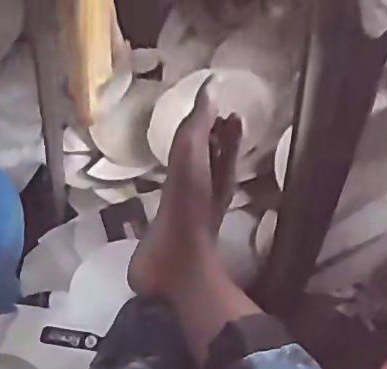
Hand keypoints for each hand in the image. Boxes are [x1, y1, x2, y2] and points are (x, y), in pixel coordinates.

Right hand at [128, 79, 242, 297]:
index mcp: (217, 177)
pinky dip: (169, 195)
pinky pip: (171, 208)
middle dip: (209, 148)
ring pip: (192, 186)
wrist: (172, 264)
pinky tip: (160, 193)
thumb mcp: (193, 155)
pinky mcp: (166, 235)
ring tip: (181, 156)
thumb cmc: (185, 208)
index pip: (225, 147)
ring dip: (189, 171)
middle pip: (211, 166)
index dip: (226, 131)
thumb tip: (211, 86)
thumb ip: (198, 124)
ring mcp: (186, 217)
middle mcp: (205, 196)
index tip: (226, 114)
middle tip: (204, 129)